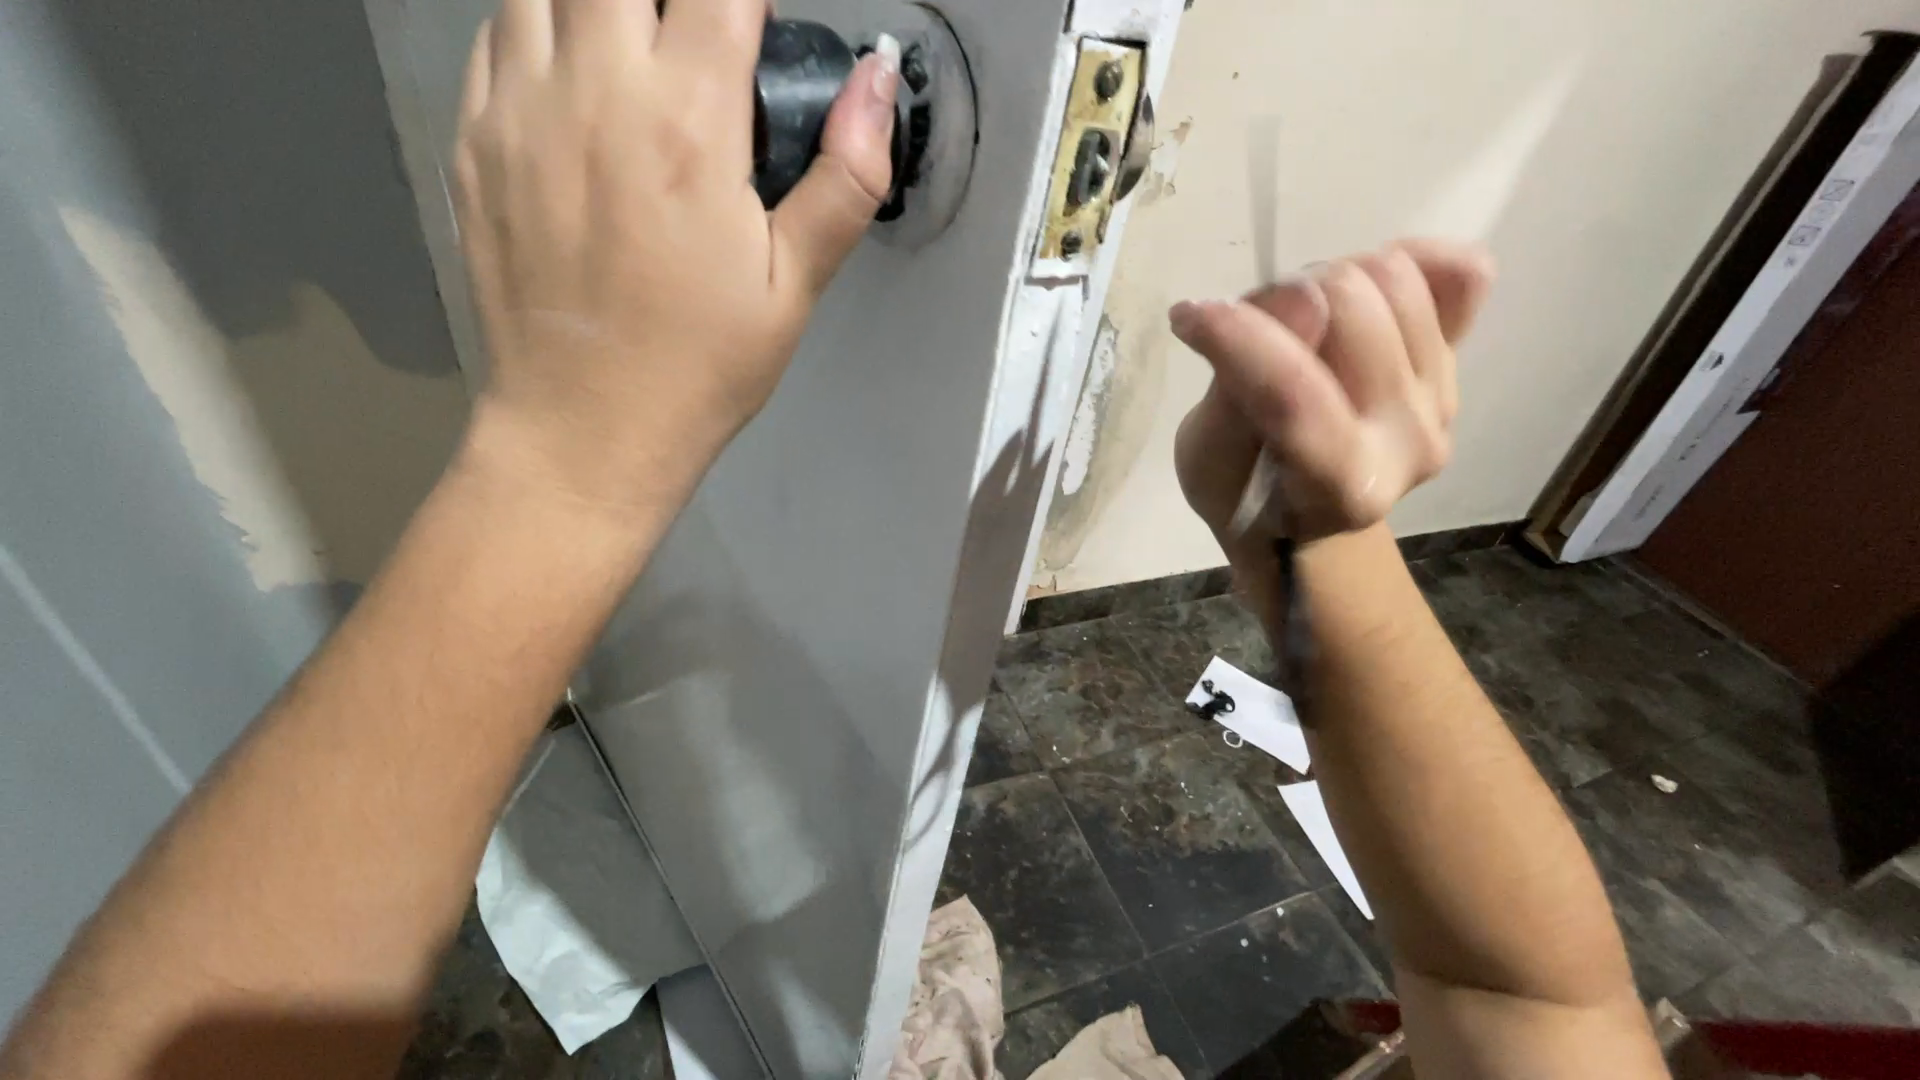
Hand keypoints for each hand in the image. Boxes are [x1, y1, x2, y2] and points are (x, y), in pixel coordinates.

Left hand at [452, 0, 897, 517]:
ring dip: (604, 1)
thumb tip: (878, 79)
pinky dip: (543, 25)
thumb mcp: (795, 286)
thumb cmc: (703, 365)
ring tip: (642, 52)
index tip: (760, 23)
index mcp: (688, 124)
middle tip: (703, 39)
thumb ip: (845, 177)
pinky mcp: (472, 141)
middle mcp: (593, 91)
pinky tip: (579, 80)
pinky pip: (499, 33)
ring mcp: (517, 110)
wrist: (584, 430)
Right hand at [1171, 240, 1493, 601]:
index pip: (1296, 392)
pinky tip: (1358, 293)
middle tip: (1245, 326)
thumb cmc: (1239, 493)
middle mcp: (1410, 441)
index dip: (1238, 339)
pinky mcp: (1457, 363)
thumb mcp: (1205, 461)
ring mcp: (1442, 398)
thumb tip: (1296, 295)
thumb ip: (1240, 391)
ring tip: (1291, 317)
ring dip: (1323, 281)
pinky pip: (1461, 276)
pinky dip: (1408, 264)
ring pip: (1394, 279)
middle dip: (1278, 300)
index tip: (1189, 316)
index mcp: (1341, 486)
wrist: (1302, 515)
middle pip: (1352, 307)